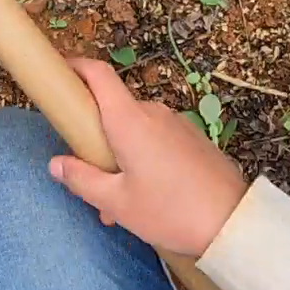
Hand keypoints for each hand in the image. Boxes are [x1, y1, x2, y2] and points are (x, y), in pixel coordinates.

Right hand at [47, 59, 249, 257]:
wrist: (233, 222)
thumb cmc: (170, 210)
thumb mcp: (117, 202)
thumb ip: (82, 179)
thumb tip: (56, 163)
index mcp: (129, 120)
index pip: (99, 74)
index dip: (76, 66)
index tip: (59, 73)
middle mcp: (152, 112)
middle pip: (113, 110)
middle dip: (96, 139)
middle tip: (90, 181)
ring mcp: (176, 123)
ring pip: (135, 130)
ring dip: (120, 156)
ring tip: (121, 204)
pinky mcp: (192, 138)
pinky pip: (156, 140)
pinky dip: (143, 159)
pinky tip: (149, 198)